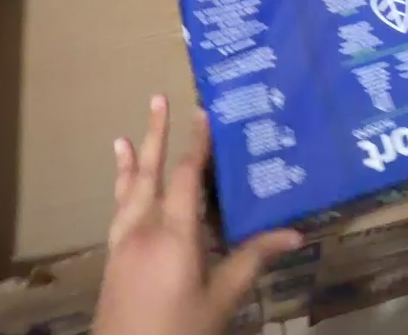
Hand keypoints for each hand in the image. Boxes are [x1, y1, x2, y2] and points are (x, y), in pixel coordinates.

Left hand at [93, 95, 303, 334]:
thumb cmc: (178, 333)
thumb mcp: (220, 301)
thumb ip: (251, 261)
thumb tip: (294, 234)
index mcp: (173, 234)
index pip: (187, 176)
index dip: (197, 143)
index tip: (204, 111)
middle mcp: (143, 230)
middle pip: (149, 172)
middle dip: (156, 134)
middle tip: (157, 97)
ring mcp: (123, 246)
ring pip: (128, 191)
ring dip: (130, 161)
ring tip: (123, 137)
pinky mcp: (114, 262)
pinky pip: (117, 213)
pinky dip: (120, 192)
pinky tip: (123, 194)